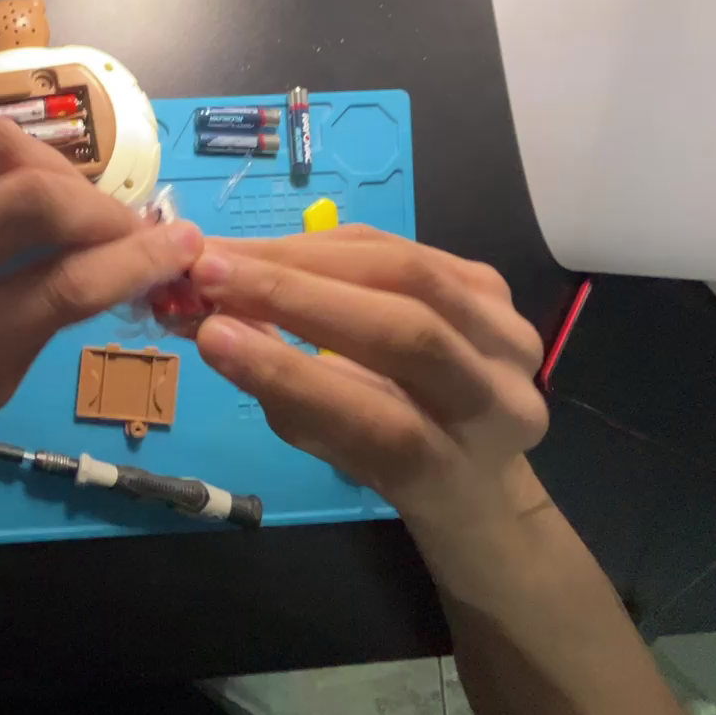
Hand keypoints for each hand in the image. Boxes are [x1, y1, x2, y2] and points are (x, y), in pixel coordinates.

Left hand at [0, 118, 203, 503]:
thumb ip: (43, 321)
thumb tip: (117, 259)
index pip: (51, 288)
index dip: (130, 263)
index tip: (179, 251)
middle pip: (21, 194)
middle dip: (100, 208)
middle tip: (130, 232)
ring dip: (61, 174)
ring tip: (83, 212)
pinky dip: (15, 175)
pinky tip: (30, 207)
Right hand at [187, 226, 547, 528]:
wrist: (466, 447)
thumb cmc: (377, 455)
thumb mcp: (322, 444)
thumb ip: (278, 388)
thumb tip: (207, 325)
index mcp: (456, 470)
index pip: (373, 419)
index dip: (287, 371)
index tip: (207, 334)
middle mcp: (502, 400)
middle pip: (400, 330)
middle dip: (291, 293)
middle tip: (207, 272)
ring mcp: (509, 333)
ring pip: (404, 273)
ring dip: (300, 256)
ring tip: (229, 253)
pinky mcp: (492, 285)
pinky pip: (399, 247)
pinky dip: (325, 244)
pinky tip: (274, 248)